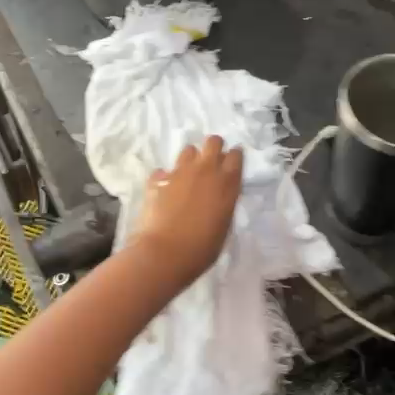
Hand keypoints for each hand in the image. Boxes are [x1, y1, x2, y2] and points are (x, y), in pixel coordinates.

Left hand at [133, 135, 243, 285]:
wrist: (166, 253)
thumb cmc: (203, 247)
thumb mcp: (224, 224)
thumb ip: (223, 202)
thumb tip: (217, 195)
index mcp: (227, 182)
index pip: (235, 155)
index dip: (234, 157)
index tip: (231, 164)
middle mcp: (205, 170)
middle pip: (213, 142)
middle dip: (213, 148)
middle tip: (211, 163)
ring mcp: (179, 172)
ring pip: (188, 150)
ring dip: (191, 159)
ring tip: (188, 176)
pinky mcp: (158, 179)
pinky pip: (164, 170)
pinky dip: (166, 178)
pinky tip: (164, 191)